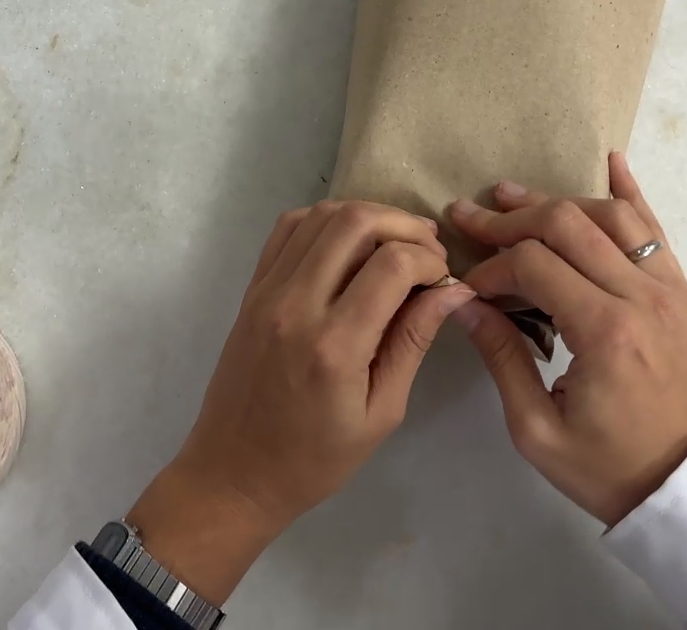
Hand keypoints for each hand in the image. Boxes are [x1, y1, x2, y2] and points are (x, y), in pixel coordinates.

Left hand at [128, 201, 475, 603]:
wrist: (234, 469)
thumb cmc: (315, 458)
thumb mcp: (381, 412)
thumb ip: (413, 341)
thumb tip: (452, 290)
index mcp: (334, 345)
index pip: (391, 265)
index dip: (429, 259)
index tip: (444, 278)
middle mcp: (296, 304)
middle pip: (353, 222)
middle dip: (402, 223)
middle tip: (428, 248)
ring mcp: (267, 290)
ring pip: (319, 215)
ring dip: (365, 215)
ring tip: (395, 240)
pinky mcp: (251, 288)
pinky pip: (286, 229)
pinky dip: (323, 220)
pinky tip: (348, 240)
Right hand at [447, 152, 686, 526]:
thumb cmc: (609, 468)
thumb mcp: (536, 429)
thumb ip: (500, 356)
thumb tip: (460, 300)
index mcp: (605, 332)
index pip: (533, 265)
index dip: (490, 267)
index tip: (467, 286)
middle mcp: (642, 297)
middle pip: (566, 226)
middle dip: (508, 219)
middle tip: (466, 217)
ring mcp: (670, 290)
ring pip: (607, 216)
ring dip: (554, 200)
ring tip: (510, 196)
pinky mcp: (682, 293)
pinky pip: (655, 229)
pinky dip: (631, 191)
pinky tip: (611, 160)